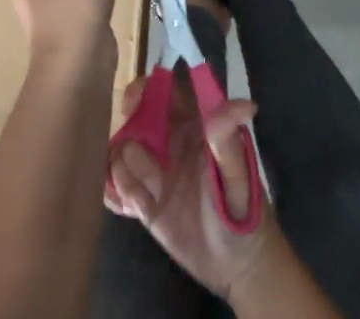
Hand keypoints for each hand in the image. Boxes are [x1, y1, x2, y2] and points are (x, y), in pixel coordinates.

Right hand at [105, 74, 277, 300]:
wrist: (238, 270)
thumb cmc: (245, 216)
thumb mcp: (239, 179)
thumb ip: (231, 143)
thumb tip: (245, 104)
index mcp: (195, 128)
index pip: (165, 92)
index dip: (144, 90)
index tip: (130, 105)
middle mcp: (170, 143)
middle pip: (134, 119)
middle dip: (125, 133)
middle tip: (131, 157)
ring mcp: (153, 171)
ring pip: (120, 152)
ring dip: (124, 171)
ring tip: (145, 197)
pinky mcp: (141, 200)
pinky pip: (114, 185)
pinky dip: (114, 194)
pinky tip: (131, 209)